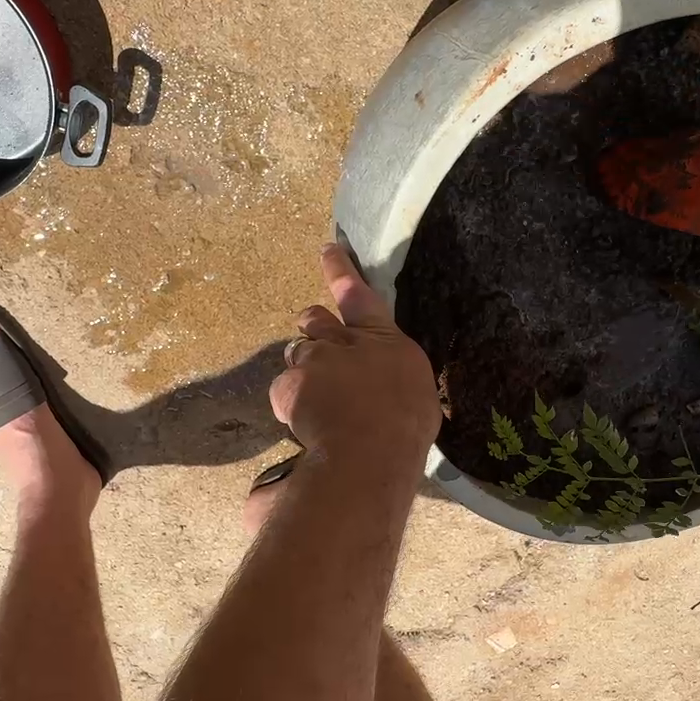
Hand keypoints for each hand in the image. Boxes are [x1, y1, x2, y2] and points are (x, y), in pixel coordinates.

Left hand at [269, 243, 441, 475]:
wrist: (372, 452)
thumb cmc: (407, 428)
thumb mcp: (416, 396)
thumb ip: (395, 381)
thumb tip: (388, 390)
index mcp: (386, 341)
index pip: (359, 295)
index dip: (340, 270)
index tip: (327, 248)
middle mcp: (347, 343)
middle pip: (316, 319)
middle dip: (312, 327)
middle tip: (314, 347)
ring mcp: (316, 361)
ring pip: (297, 356)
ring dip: (302, 372)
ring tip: (314, 404)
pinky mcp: (290, 386)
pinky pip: (283, 393)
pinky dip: (290, 406)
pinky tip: (304, 427)